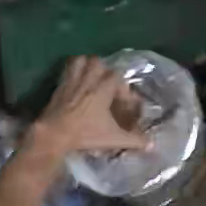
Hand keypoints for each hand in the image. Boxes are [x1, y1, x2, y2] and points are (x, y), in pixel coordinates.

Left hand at [24, 55, 152, 159]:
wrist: (54, 135)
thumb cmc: (85, 134)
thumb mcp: (113, 139)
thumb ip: (133, 140)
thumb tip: (152, 145)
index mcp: (102, 89)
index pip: (117, 77)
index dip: (123, 88)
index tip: (124, 102)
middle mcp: (88, 80)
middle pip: (98, 62)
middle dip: (105, 71)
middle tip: (108, 86)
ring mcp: (72, 81)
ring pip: (81, 60)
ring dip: (87, 66)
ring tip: (91, 78)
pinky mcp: (59, 86)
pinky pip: (66, 71)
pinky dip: (72, 72)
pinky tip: (76, 83)